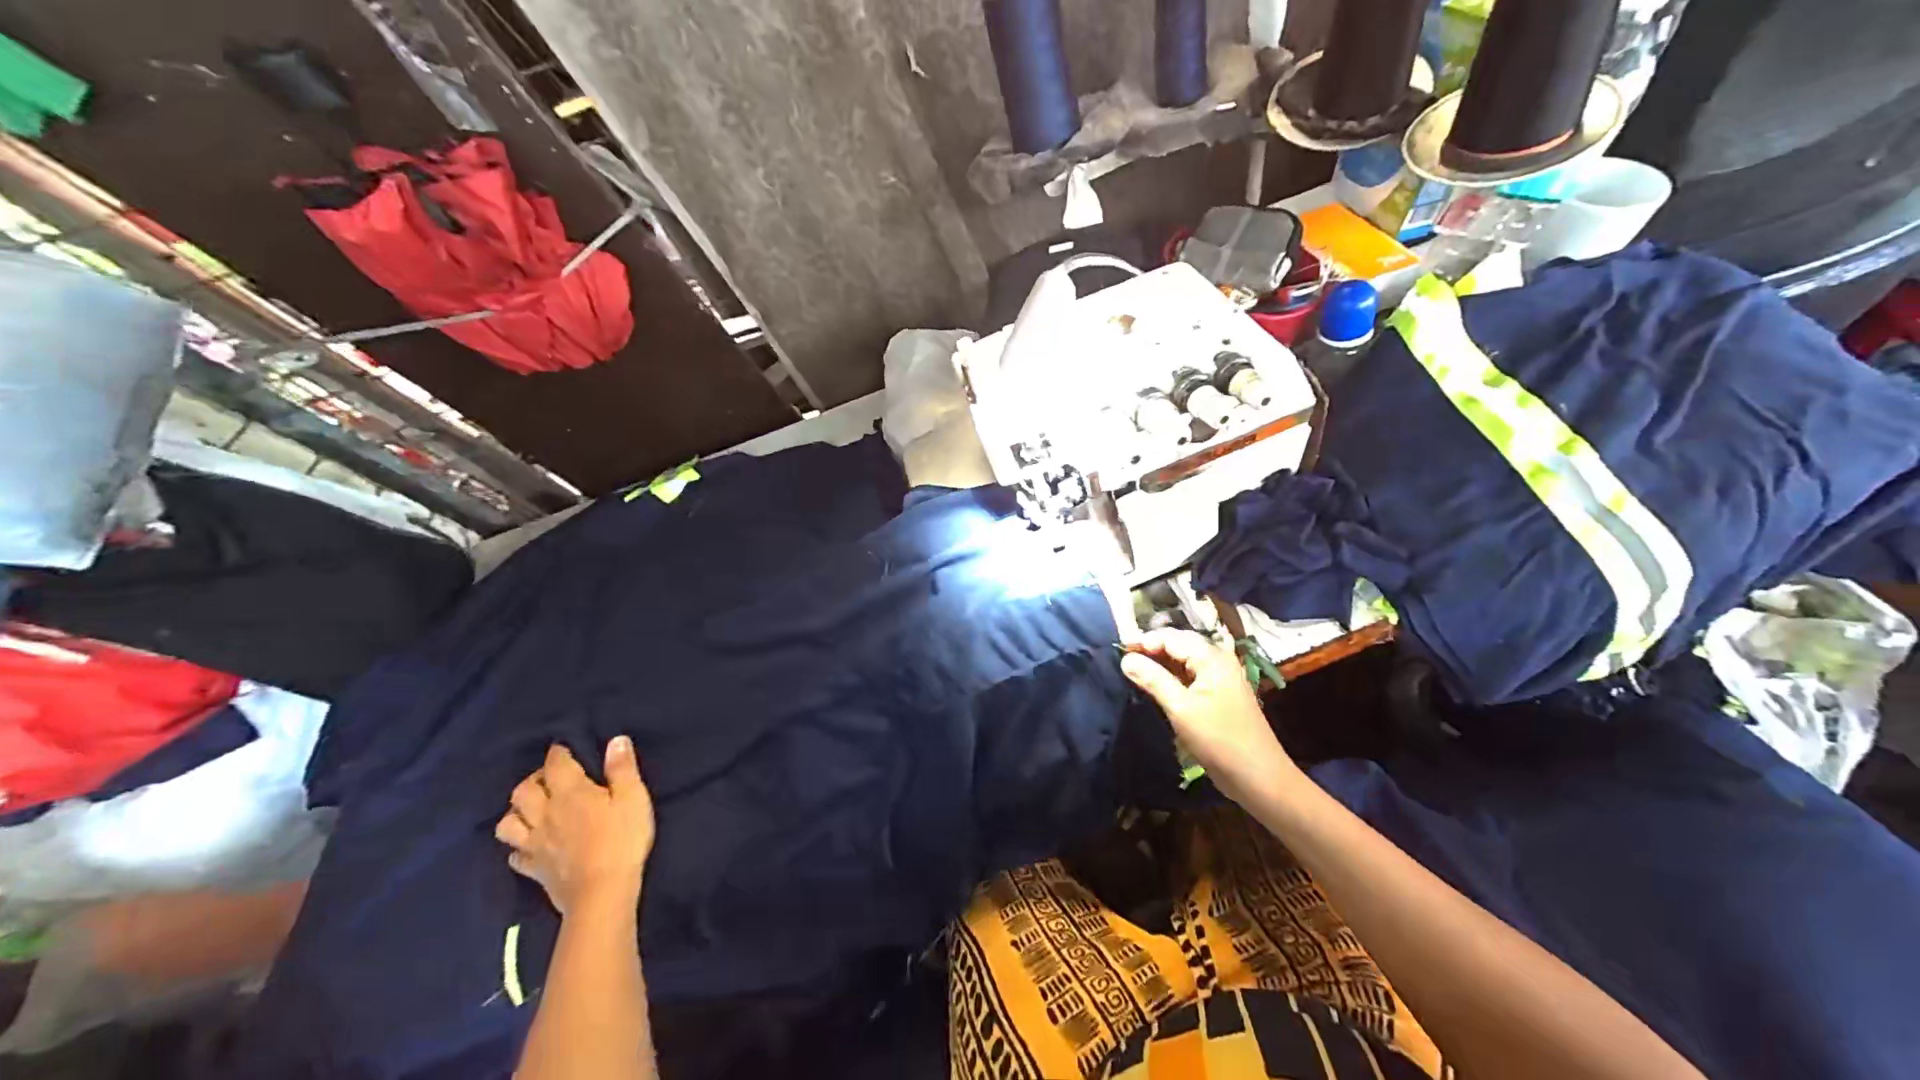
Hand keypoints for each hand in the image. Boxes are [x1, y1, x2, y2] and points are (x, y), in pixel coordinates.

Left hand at [496, 737, 655, 916]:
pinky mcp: (533, 869)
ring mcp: (534, 844)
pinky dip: (518, 847)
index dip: (558, 752)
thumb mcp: (633, 797)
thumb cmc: (622, 840)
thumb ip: (622, 768)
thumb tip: (615, 740)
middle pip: (522, 790)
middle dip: (533, 779)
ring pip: (507, 822)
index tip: (565, 748)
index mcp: (569, 792)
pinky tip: (530, 846)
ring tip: (533, 810)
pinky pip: (514, 855)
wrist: (602, 892)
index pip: (555, 763)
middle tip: (550, 779)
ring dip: (516, 812)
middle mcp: (544, 814)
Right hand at [1120, 628, 1299, 803]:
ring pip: (1184, 660)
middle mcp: (1218, 660)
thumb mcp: (1181, 708)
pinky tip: (1156, 686)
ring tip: (1134, 673)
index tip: (1118, 652)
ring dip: (1160, 664)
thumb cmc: (1219, 740)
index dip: (1143, 641)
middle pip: (1178, 644)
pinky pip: (1190, 675)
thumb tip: (1126, 659)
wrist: (1259, 776)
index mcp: (1212, 657)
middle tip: (1123, 661)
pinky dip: (1172, 676)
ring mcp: (1220, 677)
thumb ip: (1152, 679)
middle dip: (1151, 649)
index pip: (1170, 637)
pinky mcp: (1219, 694)